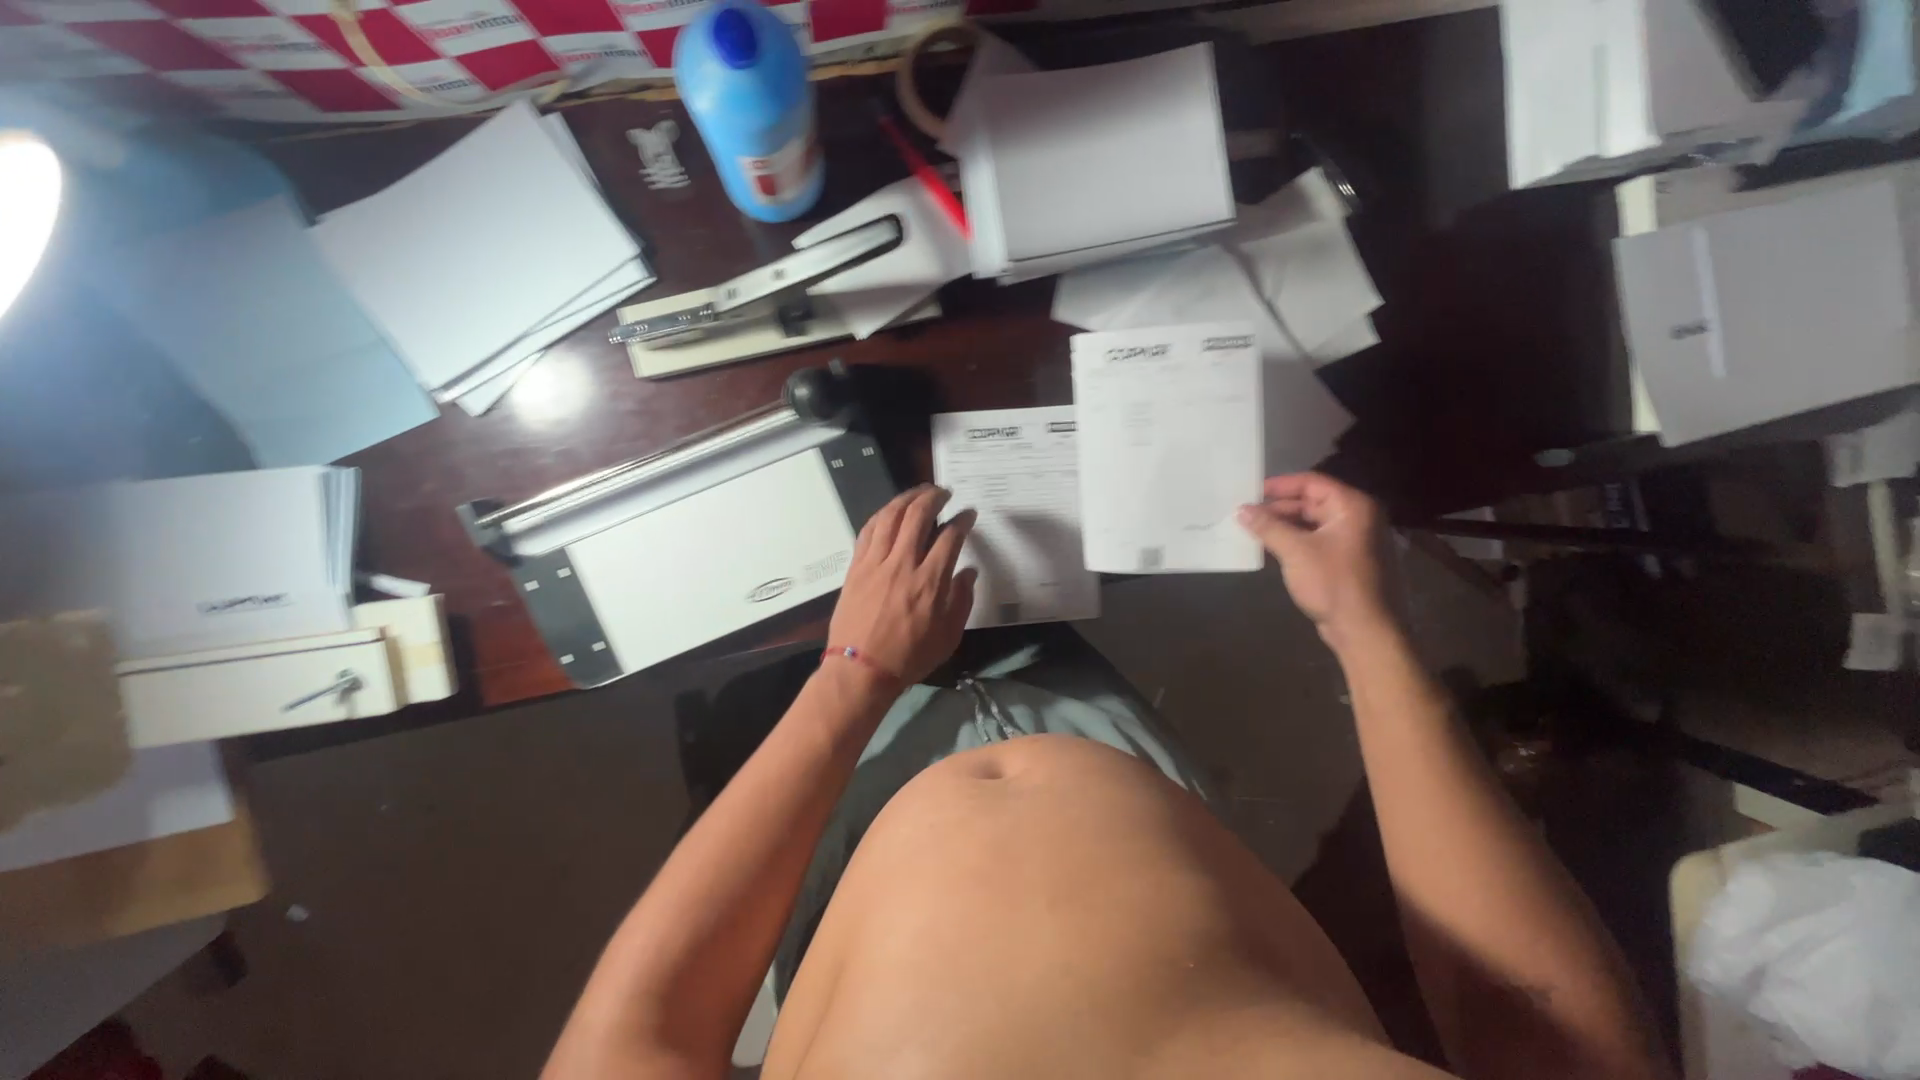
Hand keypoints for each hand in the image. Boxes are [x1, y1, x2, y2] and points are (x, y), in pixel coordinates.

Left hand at [827, 485, 977, 687]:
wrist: (861, 670)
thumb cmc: (909, 657)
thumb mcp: (949, 636)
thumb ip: (962, 600)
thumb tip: (968, 572)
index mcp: (930, 581)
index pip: (950, 537)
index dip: (962, 520)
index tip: (968, 514)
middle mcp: (903, 564)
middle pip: (918, 515)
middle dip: (934, 497)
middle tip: (944, 493)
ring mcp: (875, 563)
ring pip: (890, 516)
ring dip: (906, 498)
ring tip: (919, 492)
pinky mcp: (856, 567)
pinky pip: (868, 531)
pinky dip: (882, 515)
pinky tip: (890, 511)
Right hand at [1236, 472, 1392, 648]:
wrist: (1365, 630)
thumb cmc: (1333, 583)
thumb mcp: (1295, 551)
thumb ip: (1267, 526)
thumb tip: (1241, 510)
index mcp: (1352, 507)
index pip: (1311, 483)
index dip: (1279, 485)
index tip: (1250, 492)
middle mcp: (1356, 517)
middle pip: (1311, 502)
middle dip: (1277, 508)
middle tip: (1246, 514)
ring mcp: (1353, 540)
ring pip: (1312, 523)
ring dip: (1283, 526)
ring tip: (1251, 530)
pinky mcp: (1346, 560)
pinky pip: (1316, 541)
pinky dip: (1293, 541)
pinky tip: (1269, 547)